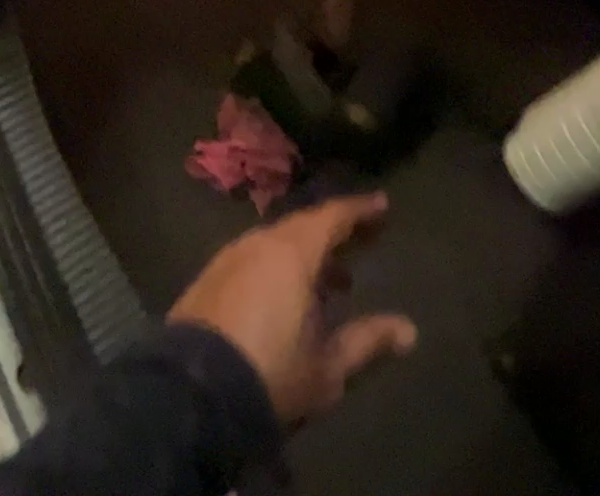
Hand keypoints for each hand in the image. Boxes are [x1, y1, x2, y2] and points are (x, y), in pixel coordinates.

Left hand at [168, 192, 417, 423]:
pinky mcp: (206, 281)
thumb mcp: (327, 367)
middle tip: (362, 241)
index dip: (360, 210)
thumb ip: (367, 341)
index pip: (332, 216)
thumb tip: (408, 330)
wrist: (190, 394)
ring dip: (305, 253)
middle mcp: (258, 244)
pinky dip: (277, 266)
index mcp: (292, 253)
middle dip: (335, 231)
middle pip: (303, 226)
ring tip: (331, 279)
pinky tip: (287, 295)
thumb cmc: (270, 373)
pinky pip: (253, 259)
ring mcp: (227, 260)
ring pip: (275, 243)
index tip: (383, 205)